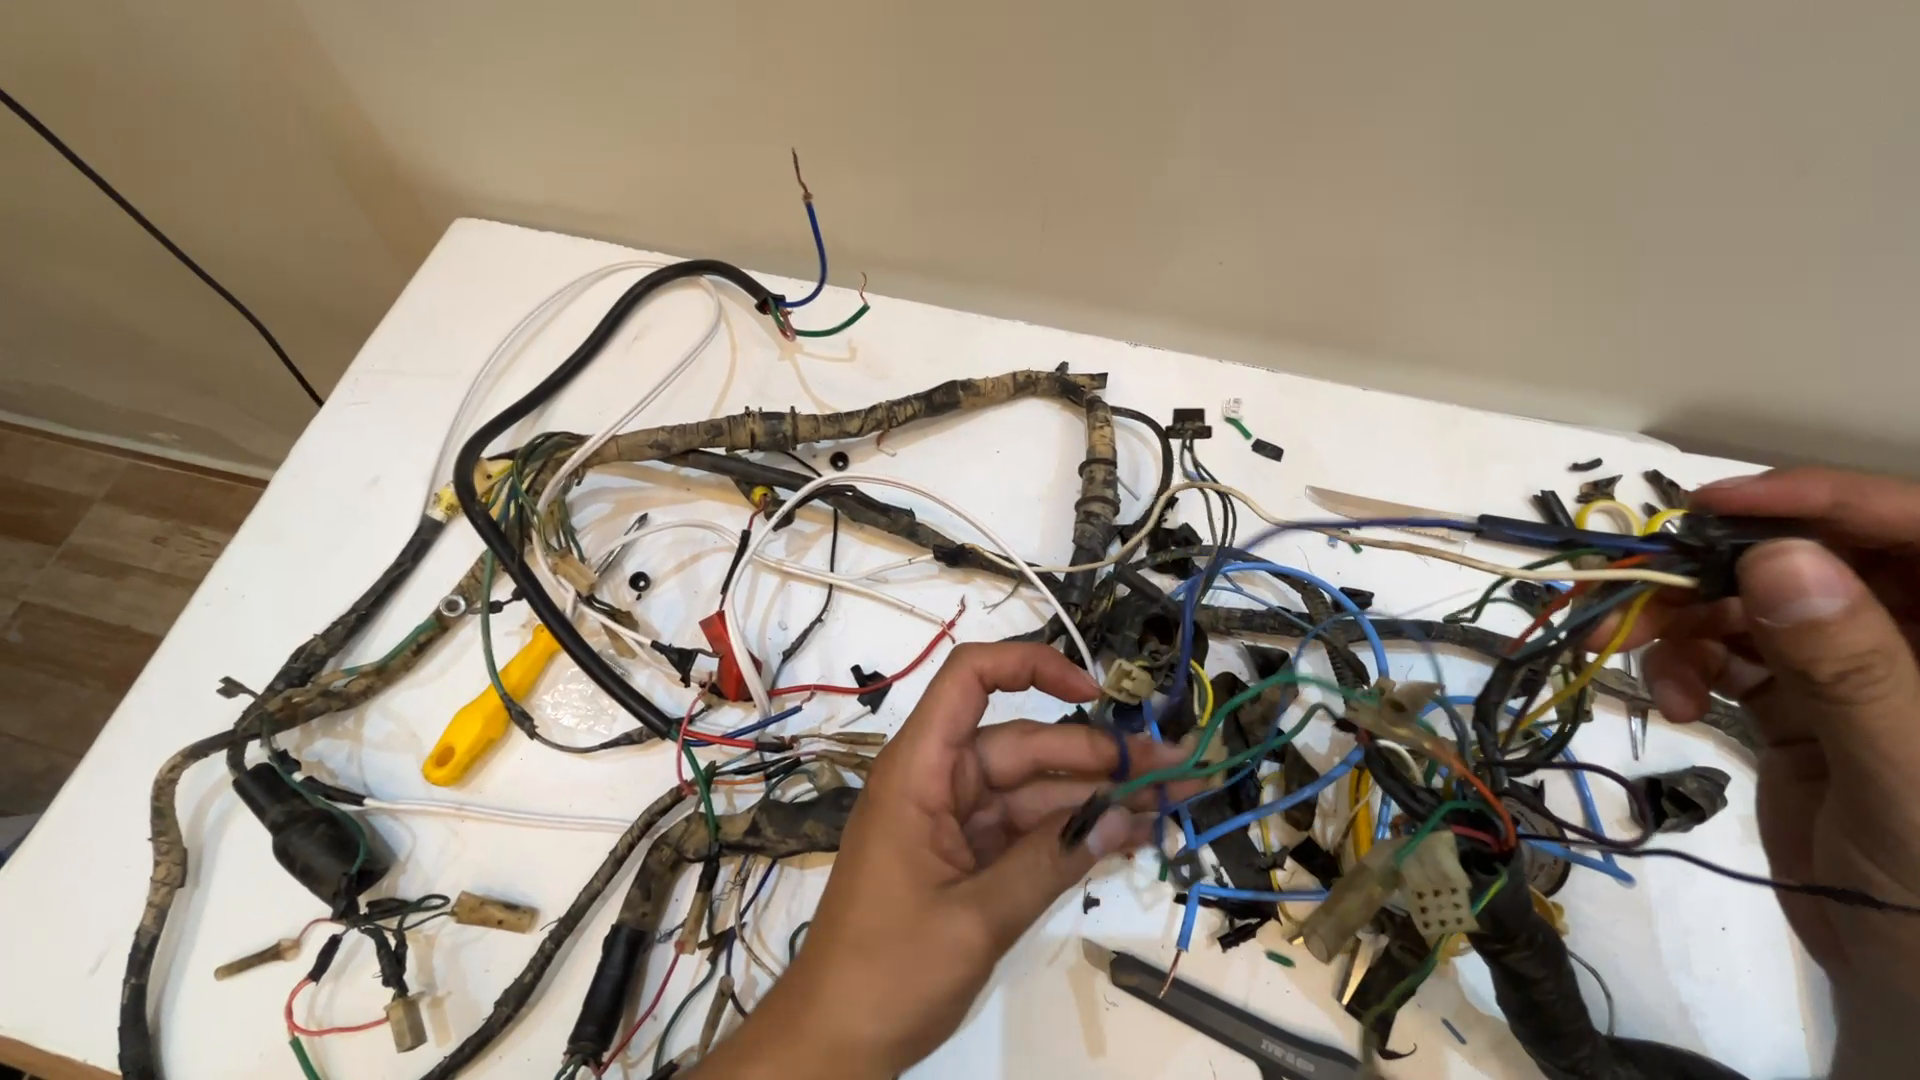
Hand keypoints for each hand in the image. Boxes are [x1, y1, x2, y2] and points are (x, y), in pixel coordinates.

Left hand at [689, 643, 1198, 1078]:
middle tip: (1177, 767)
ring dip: (1099, 796)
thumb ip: (1052, 862)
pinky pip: (1029, 830)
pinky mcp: (969, 857)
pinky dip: (1074, 833)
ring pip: (1036, 789)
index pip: (970, 679)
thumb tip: (1126, 814)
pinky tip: (1130, 835)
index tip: (1094, 691)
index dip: (1031, 666)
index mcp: (919, 770)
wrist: (836, 1041)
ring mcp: (956, 821)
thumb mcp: (977, 916)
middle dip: (1100, 755)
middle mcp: (939, 782)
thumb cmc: (888, 971)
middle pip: (1025, 744)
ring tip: (1173, 803)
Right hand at [1611, 468, 1919, 1068]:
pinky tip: (1671, 702)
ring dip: (1680, 622)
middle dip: (1713, 572)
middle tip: (1631, 593)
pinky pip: (1730, 657)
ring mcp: (1861, 673)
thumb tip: (1778, 558)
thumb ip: (1852, 666)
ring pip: (1755, 606)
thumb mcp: (1910, 776)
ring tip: (1625, 655)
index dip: (1821, 502)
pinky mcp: (1804, 706)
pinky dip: (1685, 667)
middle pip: (1813, 563)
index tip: (1714, 505)